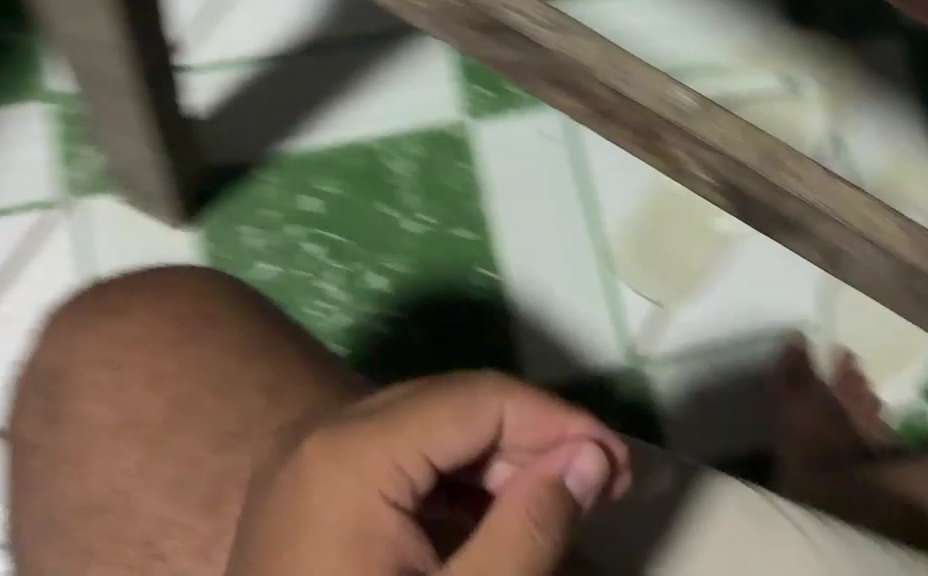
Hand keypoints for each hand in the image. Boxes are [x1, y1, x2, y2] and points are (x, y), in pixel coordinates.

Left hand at [226, 371, 632, 574]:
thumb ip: (529, 528)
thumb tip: (593, 458)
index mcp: (350, 453)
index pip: (478, 400)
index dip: (557, 421)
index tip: (618, 462)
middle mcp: (323, 434)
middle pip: (454, 406)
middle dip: (533, 439)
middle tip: (601, 482)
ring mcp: (308, 461)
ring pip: (430, 429)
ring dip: (499, 459)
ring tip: (559, 501)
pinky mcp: (309, 493)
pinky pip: (399, 461)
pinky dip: (455, 482)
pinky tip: (497, 516)